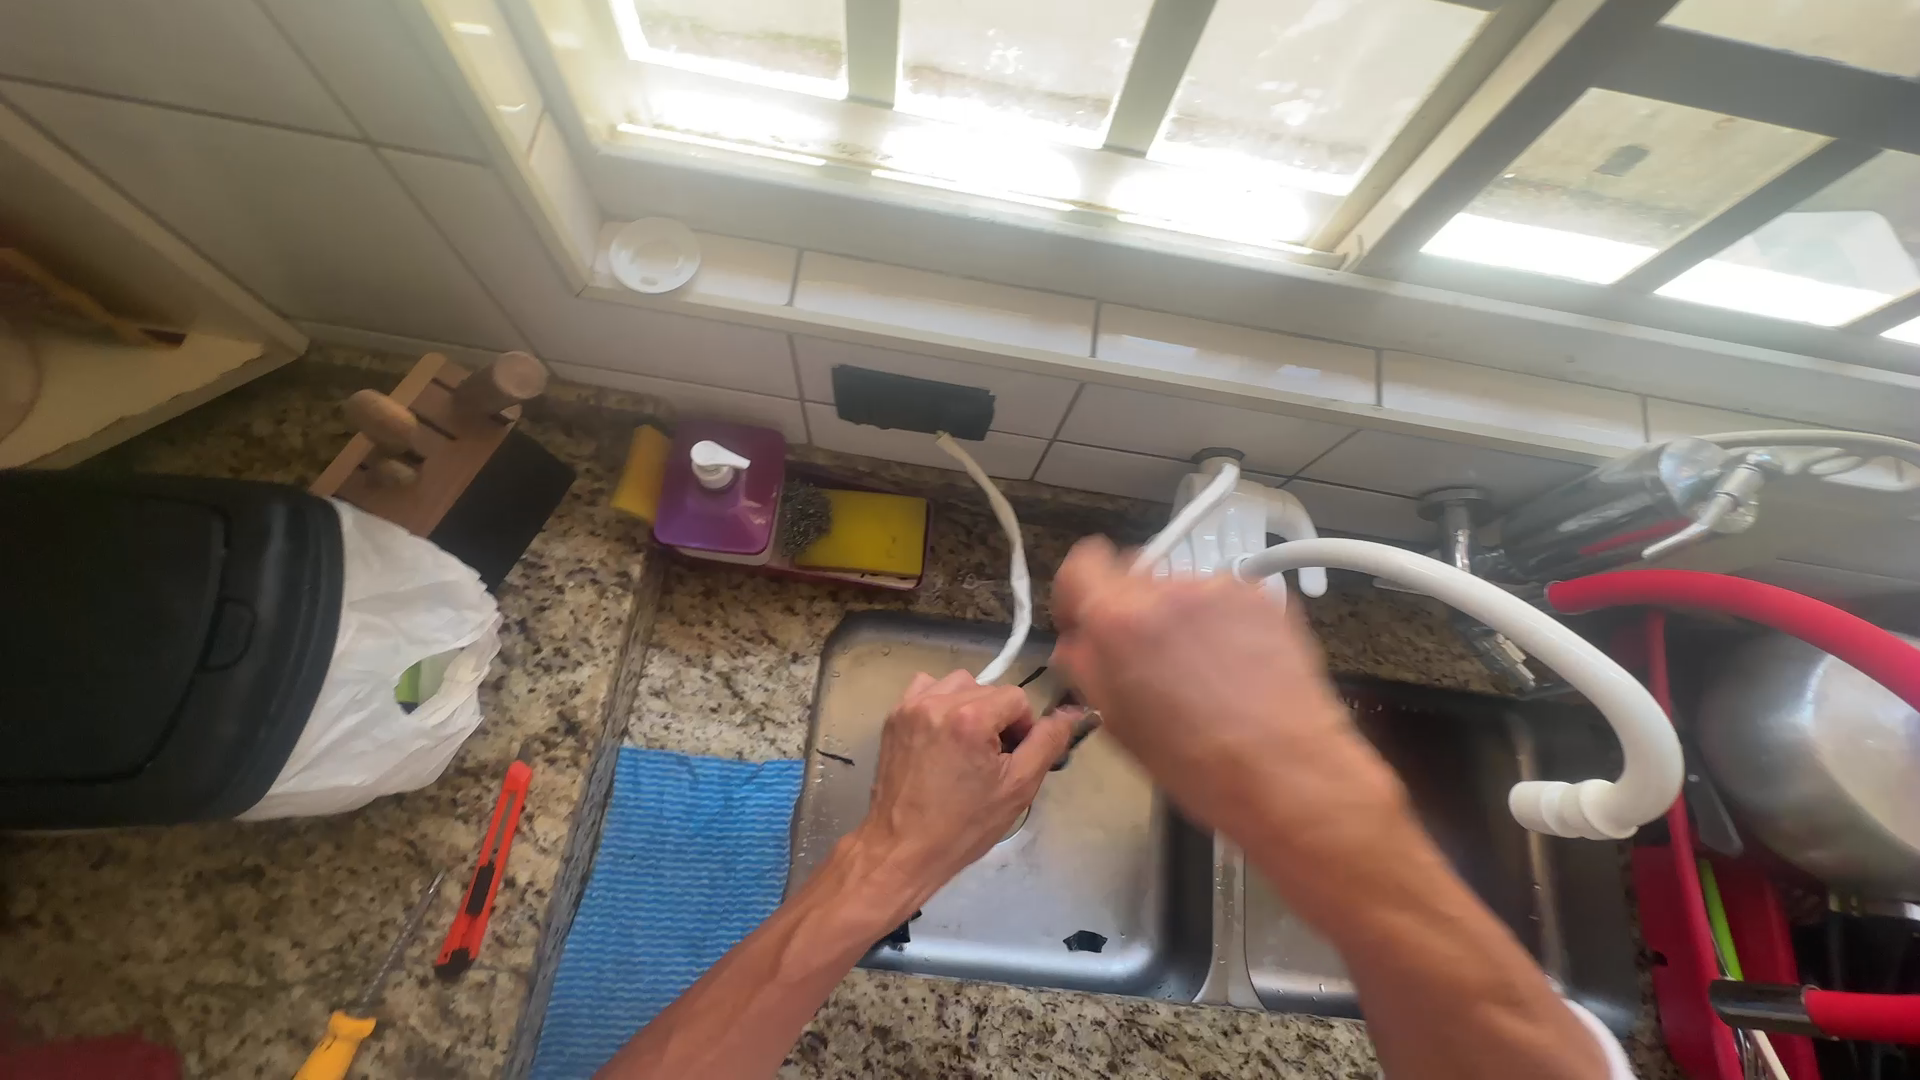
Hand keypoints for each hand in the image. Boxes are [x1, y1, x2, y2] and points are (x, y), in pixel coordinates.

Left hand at [850, 670, 1077, 905]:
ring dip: (970, 705)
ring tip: (966, 744)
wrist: (903, 848)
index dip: (1022, 728)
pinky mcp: (895, 715)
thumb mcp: (1018, 787)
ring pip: (959, 684)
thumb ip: (1047, 742)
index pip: (1016, 698)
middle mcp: (939, 702)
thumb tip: (1071, 712)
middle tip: (990, 758)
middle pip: (989, 689)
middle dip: (997, 719)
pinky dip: (941, 702)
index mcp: (971, 718)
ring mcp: (912, 706)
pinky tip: (942, 732)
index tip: (1010, 758)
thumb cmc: (963, 825)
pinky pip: (927, 688)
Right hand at [1048, 537, 1410, 857]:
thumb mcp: (1114, 719)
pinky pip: (1222, 597)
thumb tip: (1079, 641)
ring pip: (1178, 586)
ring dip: (1178, 615)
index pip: (1081, 565)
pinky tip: (1232, 663)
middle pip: (1130, 574)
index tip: (1086, 614)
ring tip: (1201, 667)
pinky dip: (1220, 621)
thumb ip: (1085, 664)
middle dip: (1131, 607)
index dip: (1077, 592)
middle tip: (1147, 653)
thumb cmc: (1198, 763)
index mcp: (1117, 620)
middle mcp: (1164, 590)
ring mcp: (1217, 588)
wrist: (1285, 772)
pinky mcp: (1261, 596)